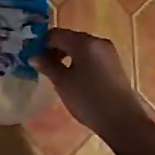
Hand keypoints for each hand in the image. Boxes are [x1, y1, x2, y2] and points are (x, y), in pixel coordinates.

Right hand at [30, 28, 153, 140]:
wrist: (122, 120)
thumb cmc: (88, 99)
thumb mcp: (63, 82)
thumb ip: (47, 65)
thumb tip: (33, 56)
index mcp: (84, 42)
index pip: (56, 34)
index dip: (41, 43)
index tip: (32, 57)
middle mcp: (97, 41)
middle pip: (69, 38)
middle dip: (54, 49)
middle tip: (42, 66)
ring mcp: (108, 52)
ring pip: (81, 47)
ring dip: (66, 55)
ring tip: (56, 73)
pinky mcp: (114, 64)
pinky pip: (91, 55)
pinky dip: (79, 61)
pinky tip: (74, 78)